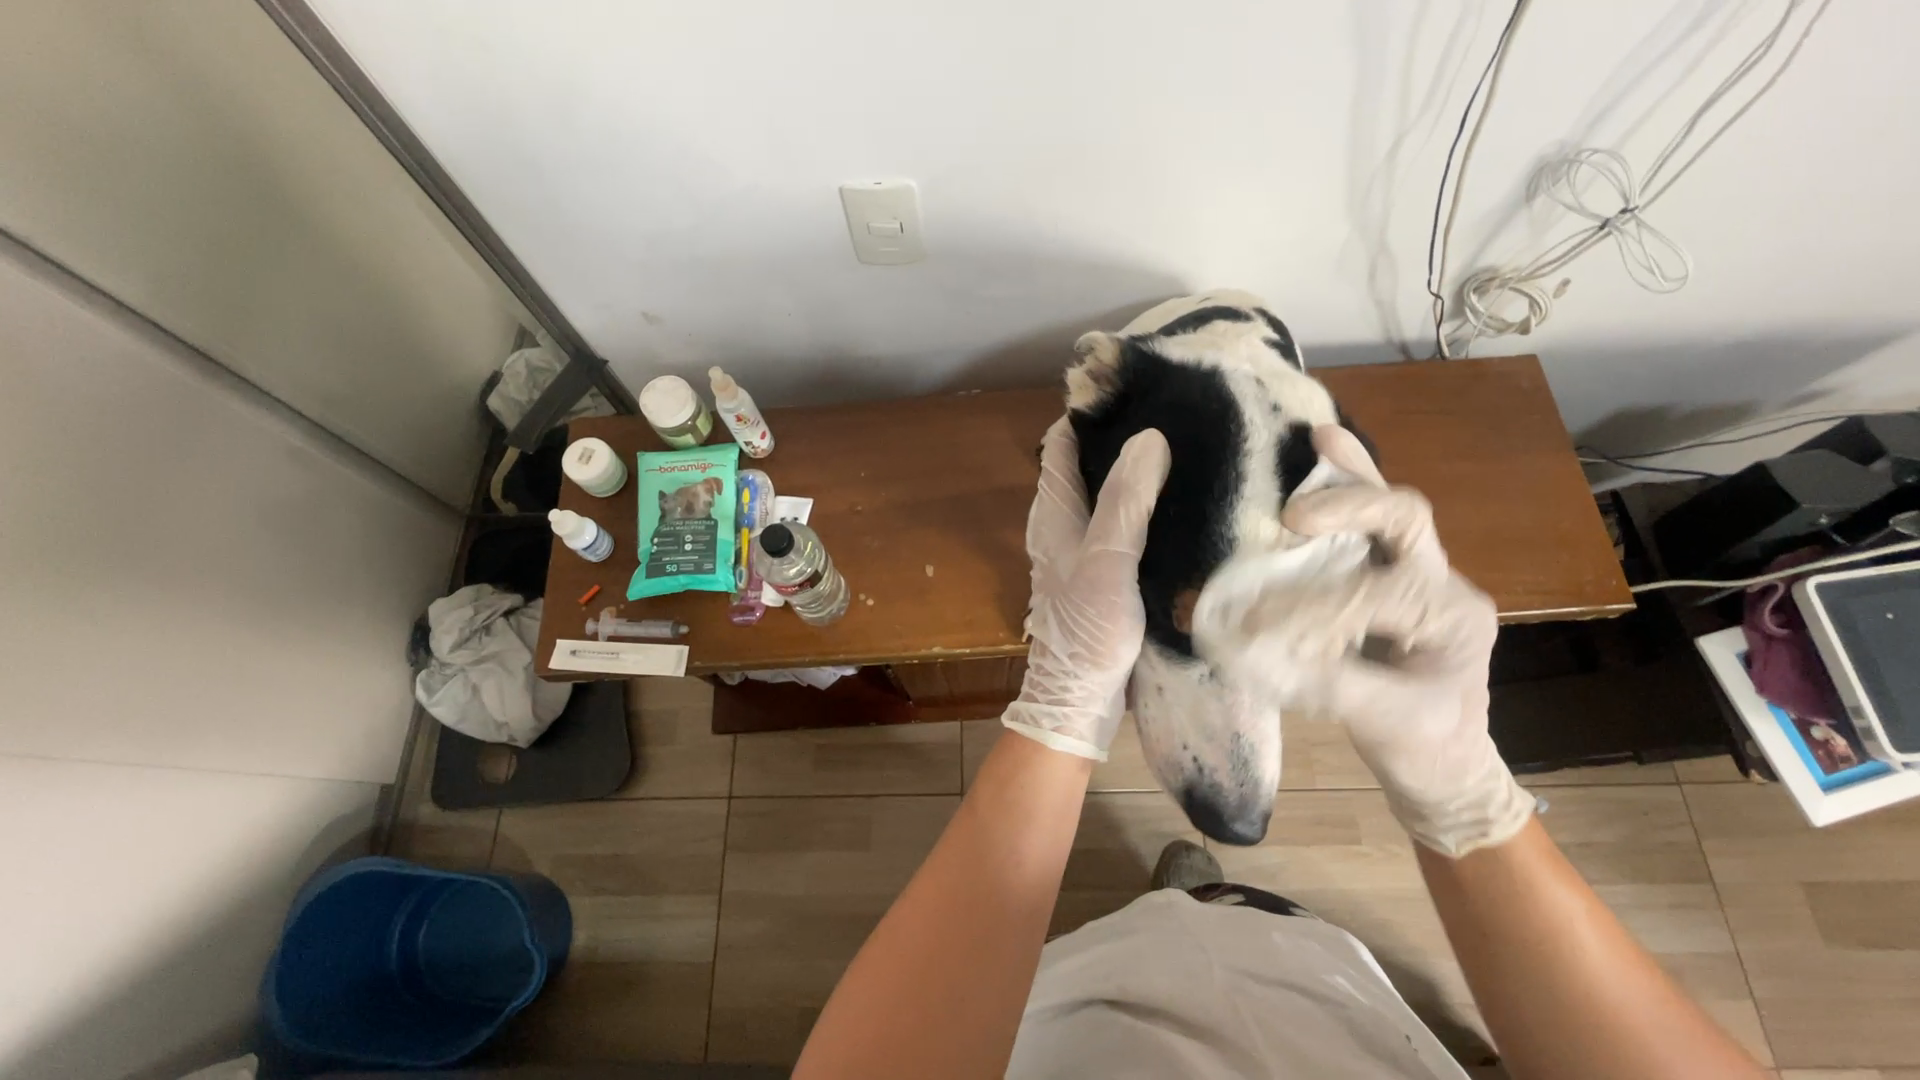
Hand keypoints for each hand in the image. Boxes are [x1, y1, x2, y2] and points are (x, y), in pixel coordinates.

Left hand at [1003, 417, 1169, 760]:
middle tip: (1169, 412)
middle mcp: (1061, 525)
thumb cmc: (1088, 629)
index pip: (1063, 445)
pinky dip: (1141, 509)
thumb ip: (1126, 501)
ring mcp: (1080, 551)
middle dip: (1117, 438)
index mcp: (1053, 514)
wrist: (1079, 697)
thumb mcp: (1107, 559)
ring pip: (1104, 497)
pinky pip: (1119, 527)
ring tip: (1180, 449)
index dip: (1089, 413)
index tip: (1131, 388)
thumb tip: (1147, 437)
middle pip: (1085, 466)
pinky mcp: (1101, 574)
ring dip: (1131, 474)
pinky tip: (1176, 506)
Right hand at [1279, 426, 1533, 857]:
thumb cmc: (1422, 746)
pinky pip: (1371, 523)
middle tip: (1293, 518)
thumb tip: (1262, 652)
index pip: (1381, 594)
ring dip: (1350, 478)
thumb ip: (1333, 683)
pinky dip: (1347, 485)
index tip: (1261, 622)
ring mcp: (1420, 573)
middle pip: (1406, 522)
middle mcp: (1443, 584)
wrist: (1443, 761)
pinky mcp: (1389, 573)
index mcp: (1455, 620)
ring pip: (1391, 510)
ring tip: (1318, 440)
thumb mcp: (1384, 722)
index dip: (1320, 604)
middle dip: (1351, 509)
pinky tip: (1322, 448)